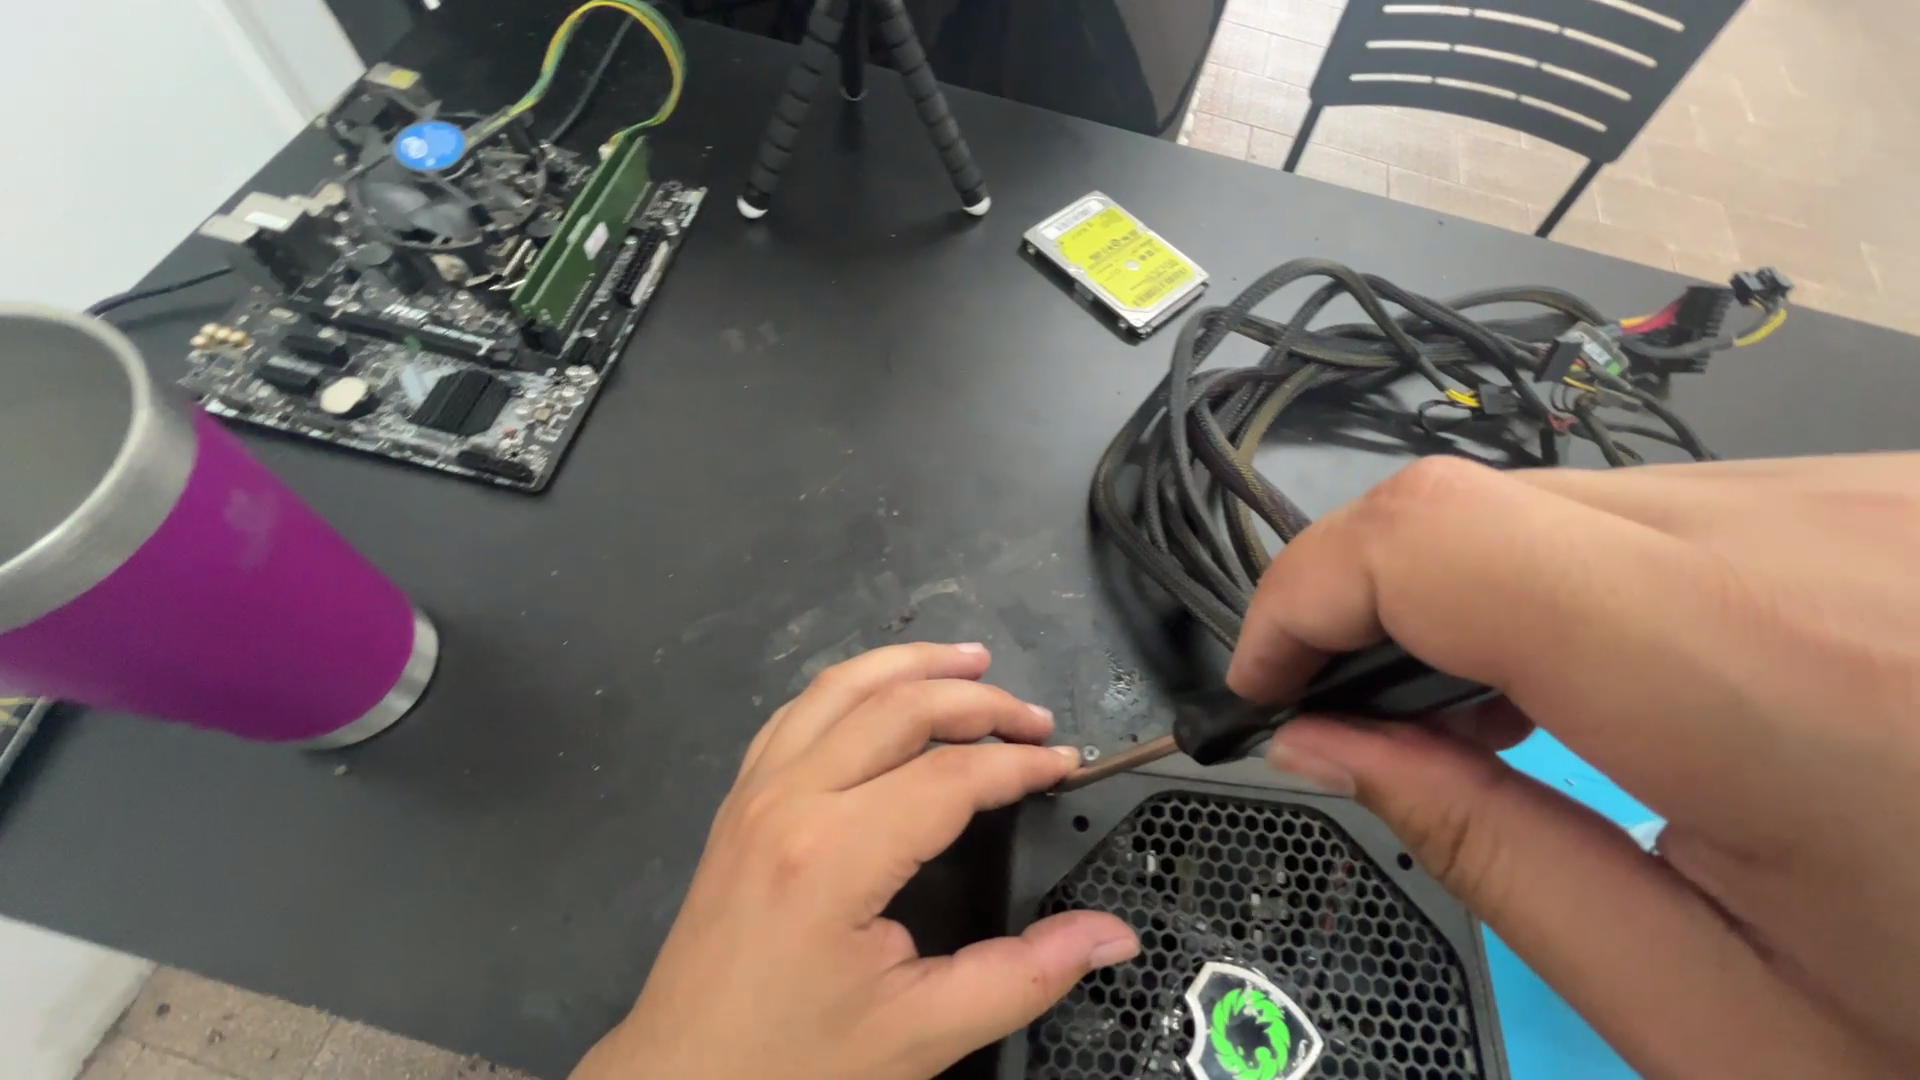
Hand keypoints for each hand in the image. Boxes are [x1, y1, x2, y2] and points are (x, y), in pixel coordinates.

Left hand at [572, 642, 1139, 1079]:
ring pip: (842, 687)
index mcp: (835, 854)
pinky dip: (853, 685)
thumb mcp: (921, 1033)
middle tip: (1036, 718)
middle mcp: (791, 797)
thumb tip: (1113, 934)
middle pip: (900, 708)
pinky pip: (799, 710)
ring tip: (972, 659)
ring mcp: (757, 787)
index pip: (951, 776)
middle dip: (981, 702)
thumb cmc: (797, 1062)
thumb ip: (1025, 975)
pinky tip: (885, 690)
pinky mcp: (741, 794)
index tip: (1065, 765)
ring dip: (912, 663)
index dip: (1019, 764)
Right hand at [1227, 454, 1919, 1078]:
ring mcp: (1881, 498)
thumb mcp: (1726, 1021)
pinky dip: (1554, 589)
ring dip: (1459, 599)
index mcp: (1777, 677)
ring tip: (1472, 717)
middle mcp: (1829, 534)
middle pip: (1474, 507)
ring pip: (1549, 506)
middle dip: (1363, 604)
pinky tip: (1591, 685)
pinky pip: (1646, 517)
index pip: (1428, 534)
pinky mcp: (1898, 505)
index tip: (1266, 682)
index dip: (1301, 591)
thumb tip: (1320, 744)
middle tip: (1348, 715)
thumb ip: (1479, 848)